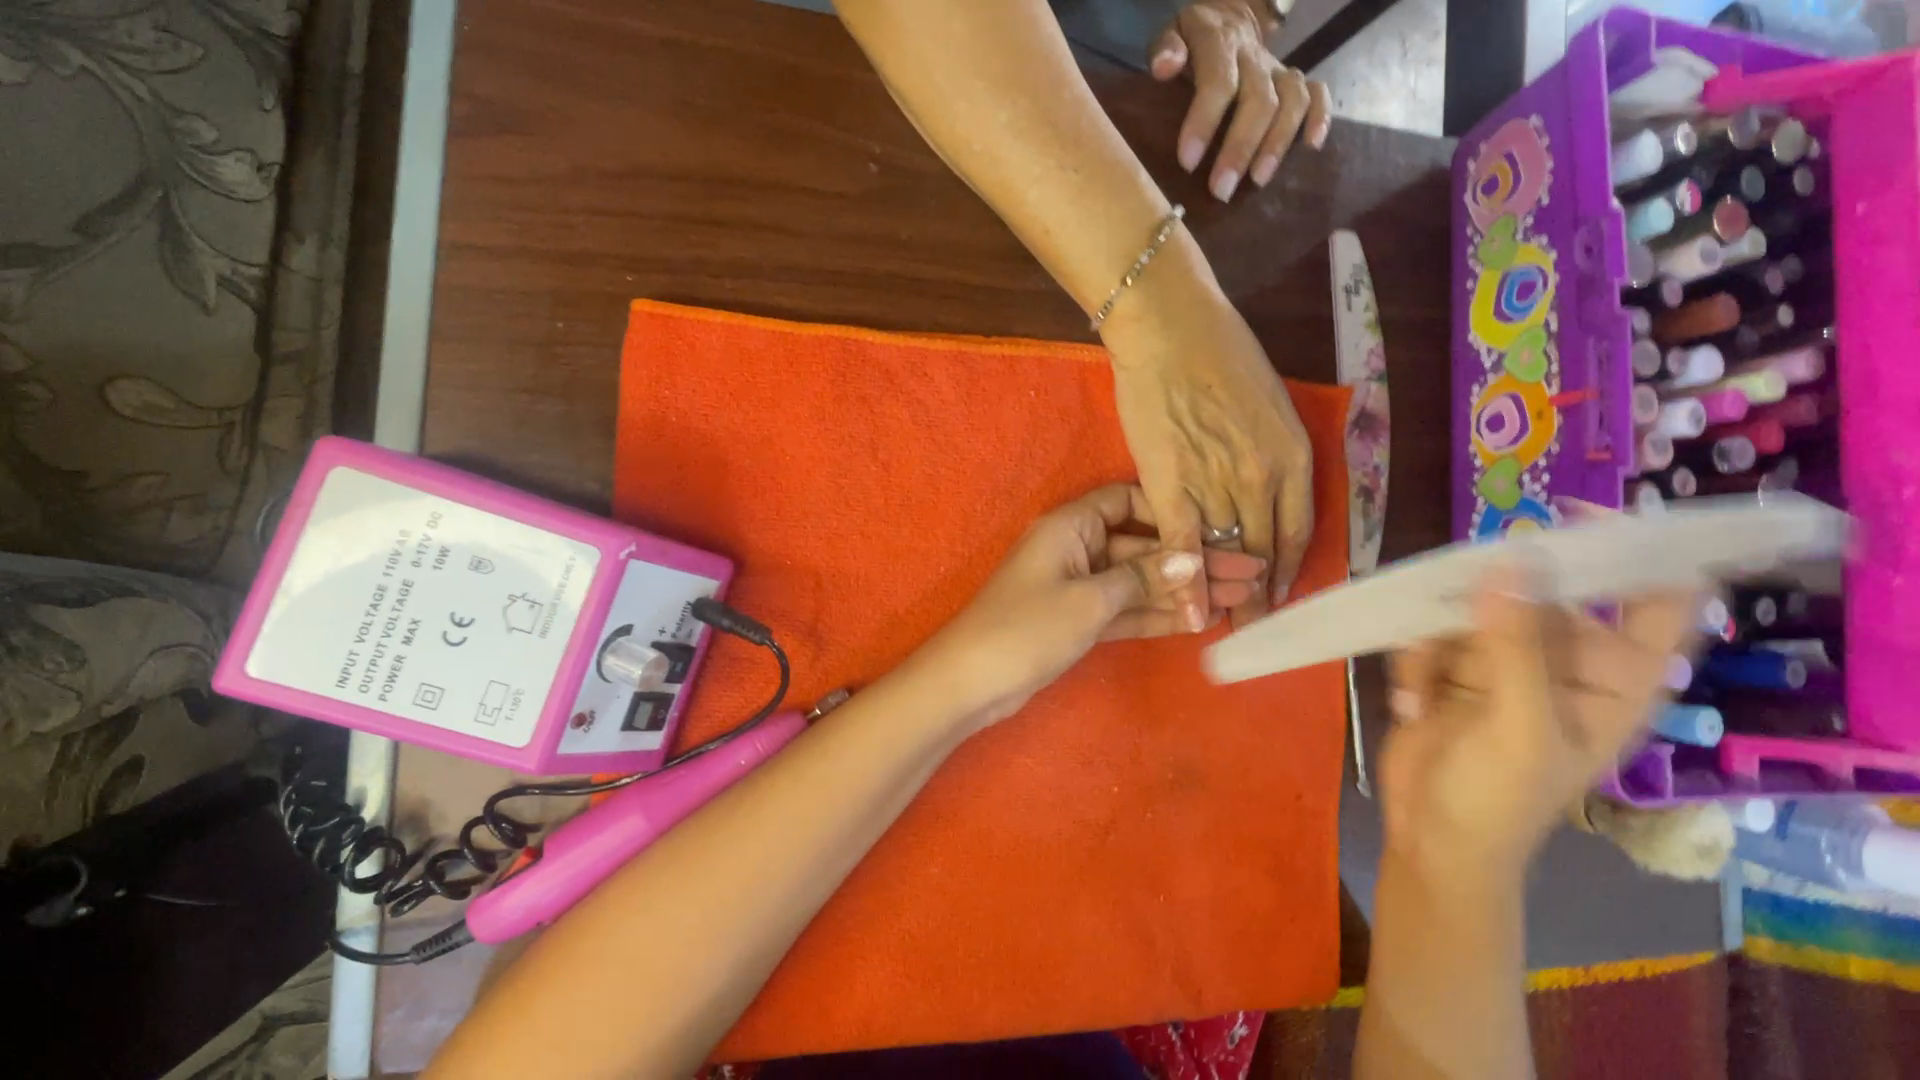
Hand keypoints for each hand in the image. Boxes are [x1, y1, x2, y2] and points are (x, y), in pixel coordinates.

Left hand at [912, 485, 1265, 729]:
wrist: (972, 682)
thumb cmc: (1026, 628)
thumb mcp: (1090, 599)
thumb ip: (1142, 578)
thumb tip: (1190, 559)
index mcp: (1071, 526)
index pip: (1126, 501)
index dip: (1168, 512)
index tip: (1214, 525)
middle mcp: (1077, 548)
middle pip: (1142, 547)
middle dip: (1192, 561)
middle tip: (1250, 573)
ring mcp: (1079, 587)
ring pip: (1139, 583)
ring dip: (1183, 591)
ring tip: (1240, 598)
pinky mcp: (1079, 621)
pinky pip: (1126, 610)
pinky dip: (1158, 615)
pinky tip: (1200, 621)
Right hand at [1101, 283, 1313, 628]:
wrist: (1169, 327)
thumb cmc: (1221, 351)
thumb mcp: (1269, 402)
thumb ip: (1270, 450)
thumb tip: (1259, 486)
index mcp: (1293, 455)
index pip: (1297, 531)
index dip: (1287, 571)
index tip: (1277, 594)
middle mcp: (1263, 478)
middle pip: (1262, 551)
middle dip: (1257, 594)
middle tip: (1252, 626)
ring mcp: (1216, 483)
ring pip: (1225, 554)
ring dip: (1226, 594)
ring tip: (1224, 625)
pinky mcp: (1170, 485)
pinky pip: (1184, 545)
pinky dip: (1188, 582)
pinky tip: (1191, 614)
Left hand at [1150, 0, 1331, 201]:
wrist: (1228, 19)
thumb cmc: (1192, 42)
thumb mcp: (1172, 35)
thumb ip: (1165, 48)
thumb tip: (1164, 67)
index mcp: (1221, 42)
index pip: (1218, 81)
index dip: (1205, 121)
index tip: (1188, 163)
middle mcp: (1255, 56)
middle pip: (1259, 100)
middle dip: (1240, 147)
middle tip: (1221, 189)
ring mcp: (1279, 68)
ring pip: (1292, 101)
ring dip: (1277, 143)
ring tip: (1257, 180)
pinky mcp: (1296, 79)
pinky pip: (1318, 93)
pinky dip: (1320, 117)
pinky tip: (1312, 146)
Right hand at [1380, 562, 1701, 881]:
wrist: (1429, 840)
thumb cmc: (1496, 799)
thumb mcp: (1518, 727)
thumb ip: (1517, 644)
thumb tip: (1513, 556)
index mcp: (1618, 680)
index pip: (1663, 600)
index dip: (1641, 552)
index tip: (1582, 517)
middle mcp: (1569, 663)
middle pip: (1546, 593)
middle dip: (1493, 601)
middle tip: (1454, 604)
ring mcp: (1507, 664)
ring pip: (1477, 608)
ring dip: (1441, 641)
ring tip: (1427, 687)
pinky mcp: (1456, 669)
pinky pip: (1435, 633)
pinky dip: (1416, 660)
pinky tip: (1412, 701)